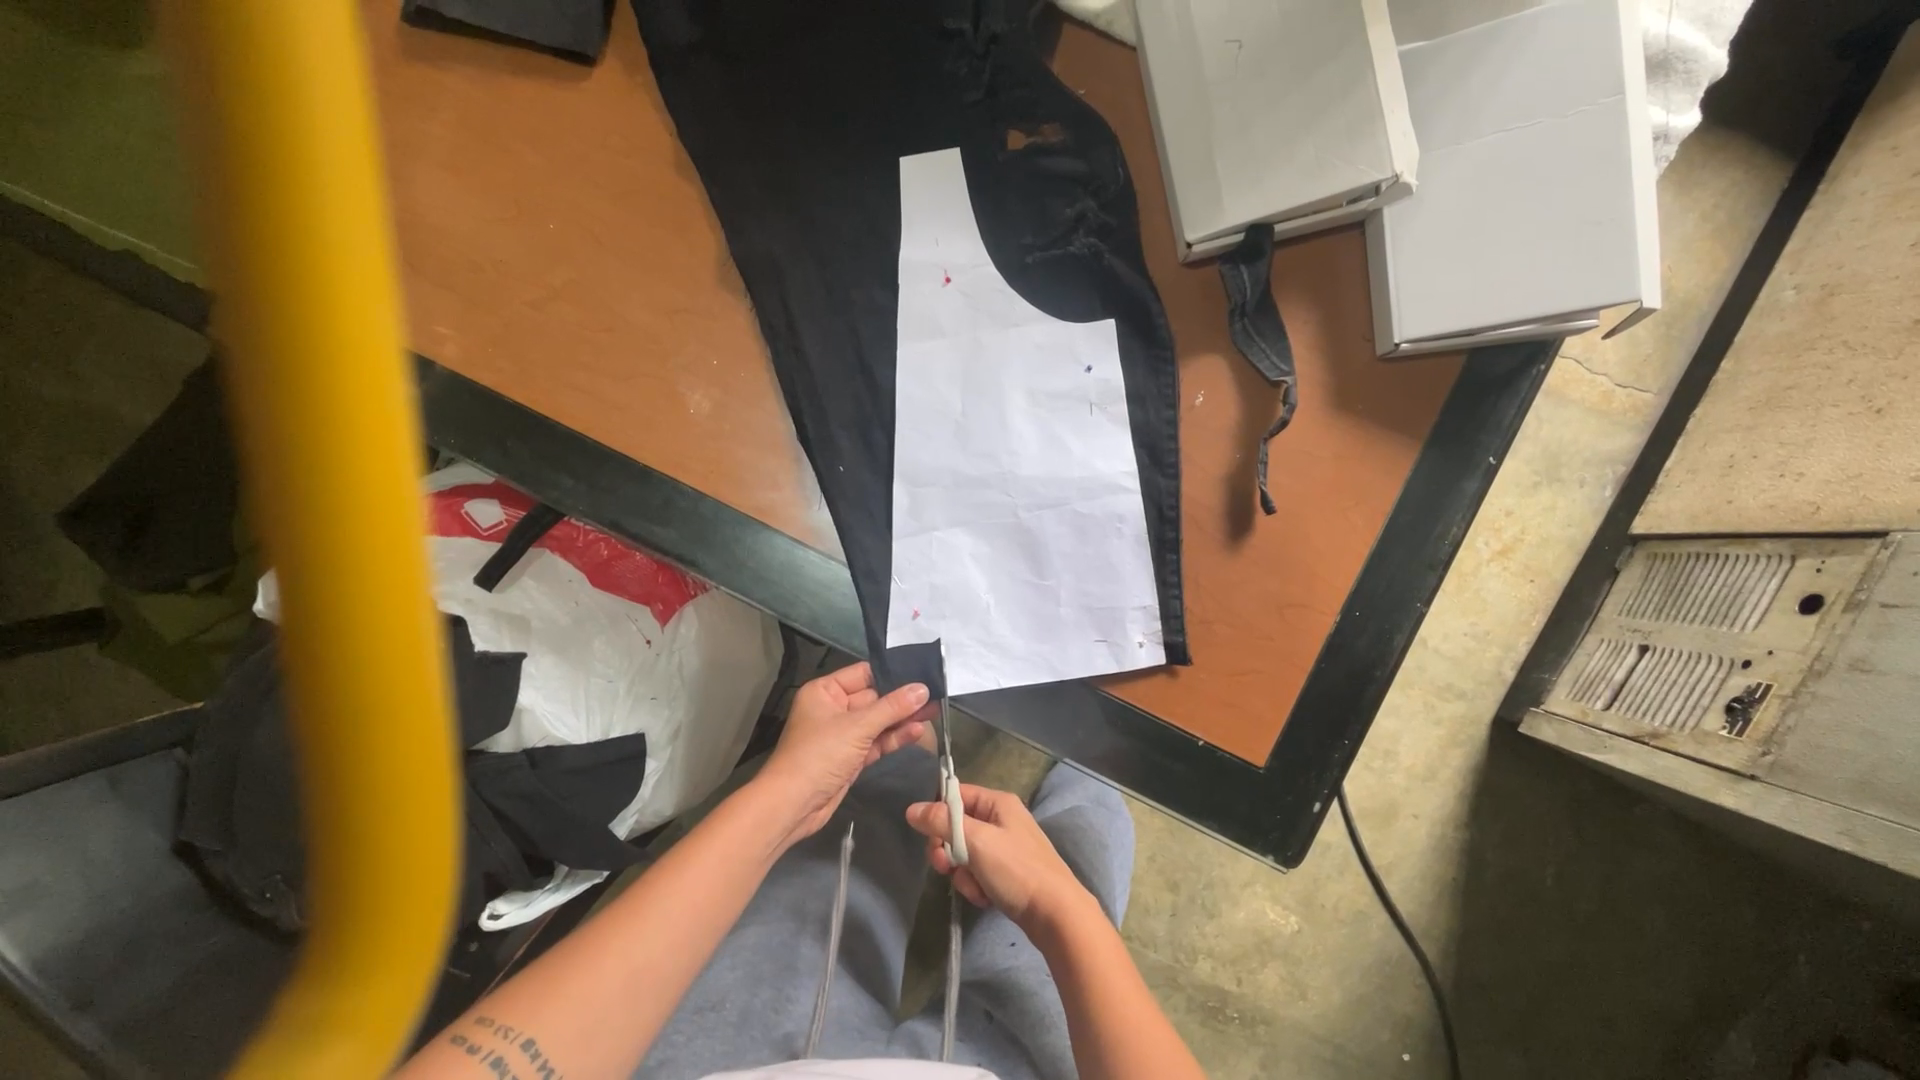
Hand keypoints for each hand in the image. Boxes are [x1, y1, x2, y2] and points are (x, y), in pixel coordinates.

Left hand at [757, 662, 932, 845]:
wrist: (793, 805)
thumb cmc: (820, 755)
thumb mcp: (857, 727)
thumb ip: (892, 707)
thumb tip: (922, 688)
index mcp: (825, 691)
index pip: (864, 674)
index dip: (892, 673)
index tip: (922, 671)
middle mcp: (833, 709)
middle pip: (874, 698)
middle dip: (902, 699)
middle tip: (935, 694)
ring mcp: (843, 735)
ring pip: (878, 722)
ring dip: (902, 719)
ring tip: (934, 711)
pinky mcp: (851, 758)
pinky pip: (876, 742)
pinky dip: (894, 738)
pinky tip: (918, 731)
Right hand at [906, 783, 1093, 933]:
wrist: (1055, 914)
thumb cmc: (1016, 870)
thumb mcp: (976, 841)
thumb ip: (942, 823)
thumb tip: (912, 809)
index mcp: (997, 803)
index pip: (955, 795)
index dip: (938, 815)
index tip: (930, 837)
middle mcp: (1001, 820)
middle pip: (956, 827)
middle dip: (949, 850)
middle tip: (948, 867)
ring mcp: (1005, 848)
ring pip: (965, 854)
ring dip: (963, 873)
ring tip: (976, 887)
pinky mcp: (1006, 873)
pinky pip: (978, 873)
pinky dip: (976, 886)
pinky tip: (986, 897)